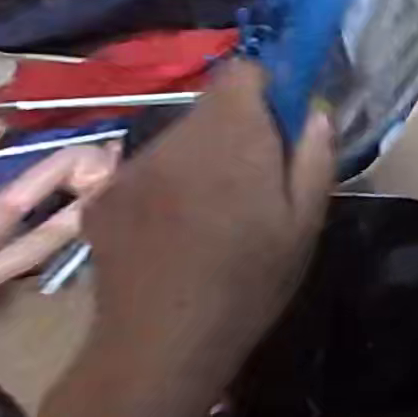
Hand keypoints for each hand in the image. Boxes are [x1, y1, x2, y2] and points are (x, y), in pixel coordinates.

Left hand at [81, 60, 333, 397]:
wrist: (161, 344)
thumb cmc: (251, 280)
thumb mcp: (307, 221)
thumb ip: (315, 156)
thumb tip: (316, 112)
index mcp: (232, 140)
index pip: (242, 72)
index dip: (269, 86)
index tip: (286, 120)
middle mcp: (175, 141)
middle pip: (212, 105)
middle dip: (241, 126)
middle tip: (261, 175)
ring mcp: (131, 167)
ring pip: (181, 136)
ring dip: (206, 153)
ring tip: (220, 207)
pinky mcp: (101, 195)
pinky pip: (150, 166)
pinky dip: (171, 180)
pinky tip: (180, 226)